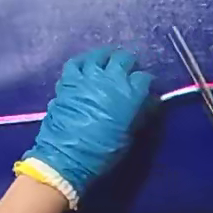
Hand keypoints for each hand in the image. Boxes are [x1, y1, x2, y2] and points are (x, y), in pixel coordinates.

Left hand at [21, 47, 154, 203]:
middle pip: (124, 59)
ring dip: (106, 57)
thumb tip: (145, 103)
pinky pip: (75, 63)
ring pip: (100, 56)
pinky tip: (86, 65)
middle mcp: (111, 79)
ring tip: (108, 61)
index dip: (146, 81)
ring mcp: (87, 76)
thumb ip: (138, 114)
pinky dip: (82, 62)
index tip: (145, 86)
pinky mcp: (68, 80)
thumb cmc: (102, 151)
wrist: (67, 157)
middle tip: (128, 69)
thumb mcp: (128, 135)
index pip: (144, 78)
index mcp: (130, 94)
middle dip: (129, 63)